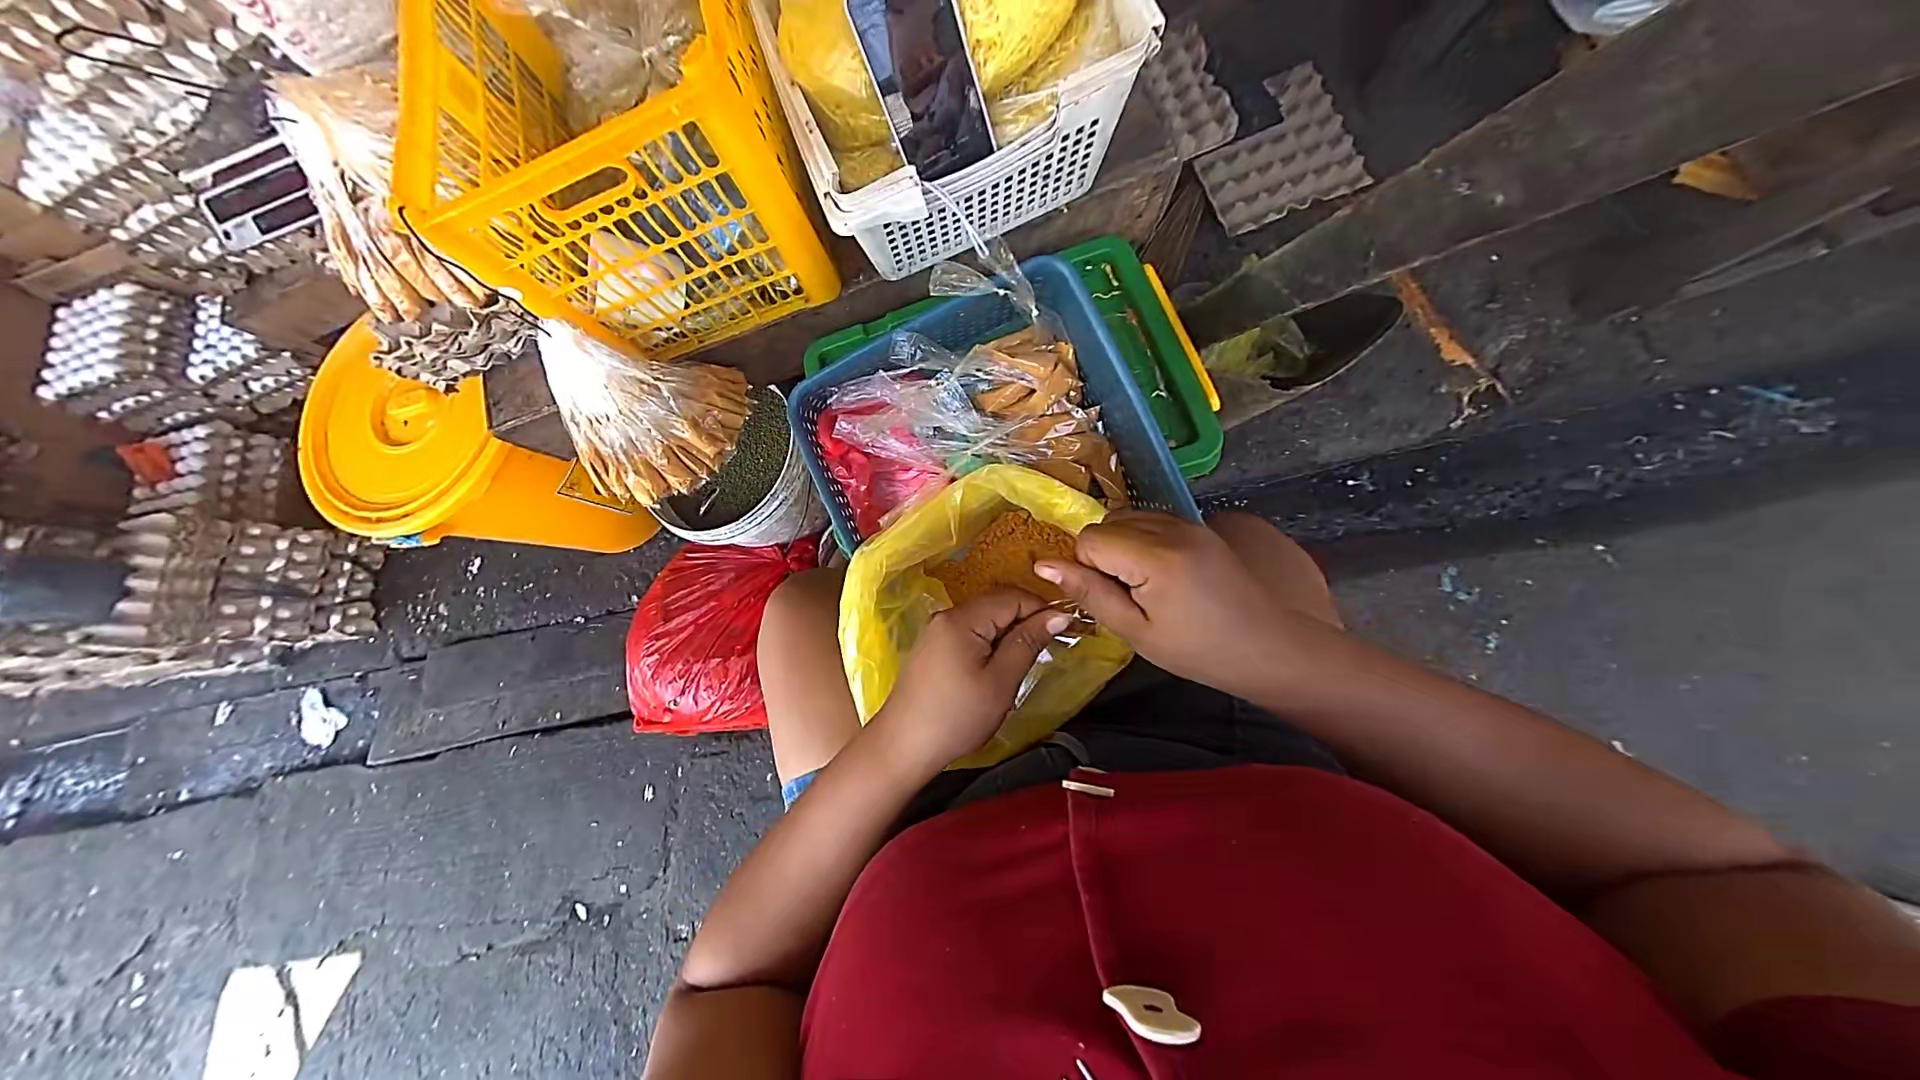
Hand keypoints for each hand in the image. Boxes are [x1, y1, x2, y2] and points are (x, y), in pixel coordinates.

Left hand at [867, 588, 1071, 773]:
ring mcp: (936, 631)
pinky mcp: (933, 647)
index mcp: (961, 619)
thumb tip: (1057, 616)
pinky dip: (990, 642)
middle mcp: (946, 616)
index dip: (1041, 608)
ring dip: (1009, 632)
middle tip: (1049, 646)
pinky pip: (970, 632)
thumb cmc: (956, 717)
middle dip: (1026, 619)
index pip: (1011, 596)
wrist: (903, 746)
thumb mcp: (1000, 682)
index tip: (1065, 628)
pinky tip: (999, 665)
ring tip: (1027, 658)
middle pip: (996, 603)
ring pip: (984, 618)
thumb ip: (1028, 643)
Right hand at [1034, 511, 1323, 700]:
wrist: (1269, 646)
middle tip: (1128, 594)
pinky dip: (1145, 539)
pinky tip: (1164, 573)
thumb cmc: (1199, 650)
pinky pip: (1154, 519)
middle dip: (1104, 553)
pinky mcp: (1202, 525)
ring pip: (1130, 516)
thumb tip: (1043, 565)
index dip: (1087, 567)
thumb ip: (1089, 593)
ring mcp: (1191, 522)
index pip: (1090, 538)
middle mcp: (1172, 527)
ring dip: (1124, 544)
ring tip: (1147, 585)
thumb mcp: (1136, 631)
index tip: (1109, 597)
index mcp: (1155, 556)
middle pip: (1108, 522)